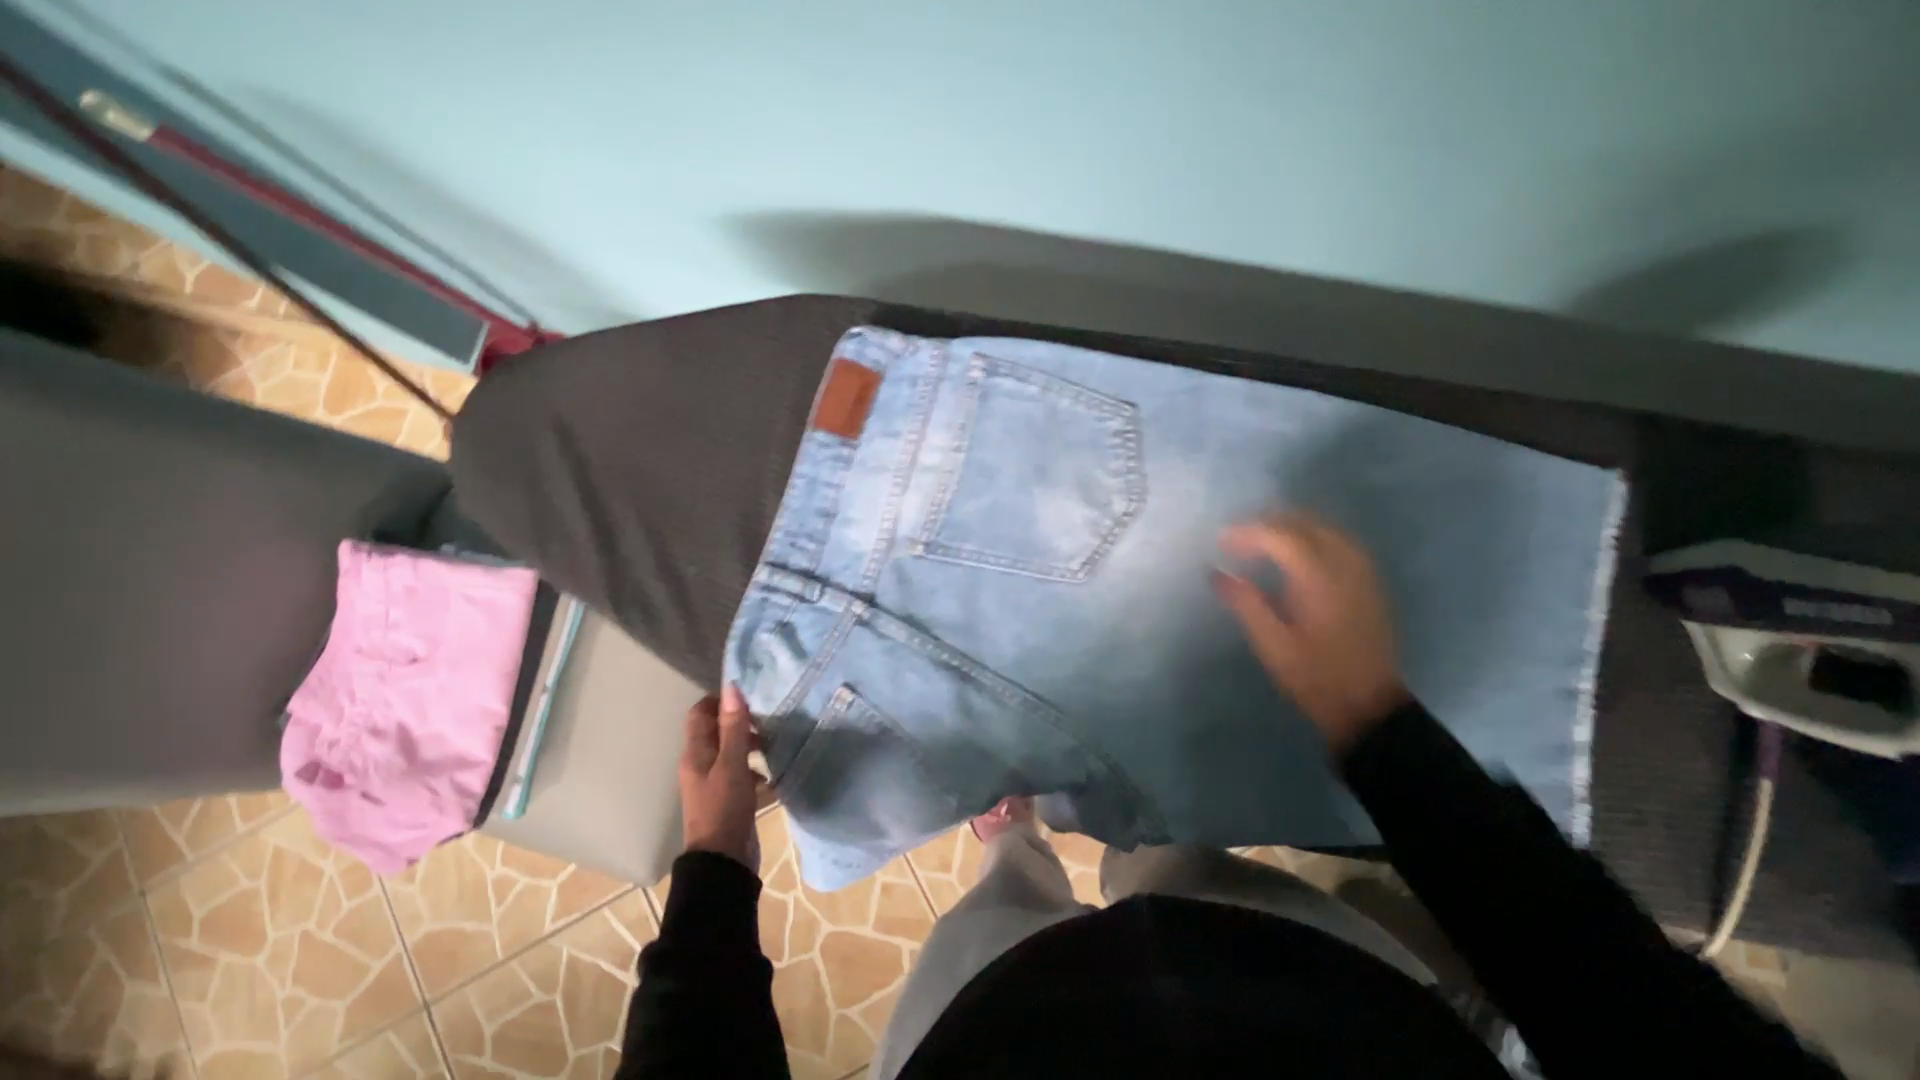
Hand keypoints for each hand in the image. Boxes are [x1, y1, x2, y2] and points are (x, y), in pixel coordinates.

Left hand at [679, 685, 761, 869]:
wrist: (723, 861)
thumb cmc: (724, 808)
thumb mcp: (732, 765)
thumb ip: (734, 727)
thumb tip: (731, 687)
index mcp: (695, 753)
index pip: (700, 713)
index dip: (720, 700)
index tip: (749, 697)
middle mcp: (701, 764)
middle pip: (717, 732)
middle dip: (740, 722)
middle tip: (768, 718)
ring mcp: (715, 783)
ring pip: (732, 753)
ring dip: (750, 744)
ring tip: (775, 741)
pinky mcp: (730, 798)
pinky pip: (742, 774)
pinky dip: (755, 769)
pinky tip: (774, 773)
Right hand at [1213, 513, 1409, 756]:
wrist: (1369, 704)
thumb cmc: (1315, 677)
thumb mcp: (1272, 645)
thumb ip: (1245, 603)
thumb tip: (1216, 572)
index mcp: (1318, 578)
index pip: (1279, 535)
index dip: (1247, 532)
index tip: (1220, 543)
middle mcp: (1344, 564)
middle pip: (1304, 523)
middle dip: (1267, 524)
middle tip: (1236, 541)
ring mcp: (1362, 571)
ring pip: (1324, 528)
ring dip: (1290, 527)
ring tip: (1260, 545)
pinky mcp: (1369, 581)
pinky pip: (1339, 541)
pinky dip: (1312, 537)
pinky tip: (1295, 555)